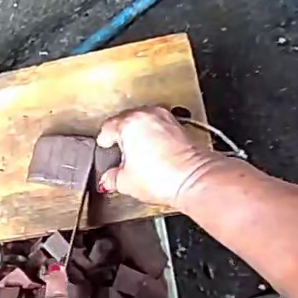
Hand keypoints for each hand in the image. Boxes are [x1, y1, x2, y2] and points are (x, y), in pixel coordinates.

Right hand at [97, 107, 224, 209]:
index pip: (107, 127)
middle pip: (125, 120)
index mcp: (128, 123)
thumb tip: (108, 178)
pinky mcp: (180, 127)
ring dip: (138, 132)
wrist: (193, 180)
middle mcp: (147, 115)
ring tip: (135, 151)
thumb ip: (110, 177)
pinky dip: (154, 135)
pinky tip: (152, 151)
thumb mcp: (124, 182)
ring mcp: (165, 119)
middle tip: (117, 151)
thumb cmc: (162, 176)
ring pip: (144, 120)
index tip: (105, 148)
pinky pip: (159, 126)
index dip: (104, 141)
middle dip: (120, 134)